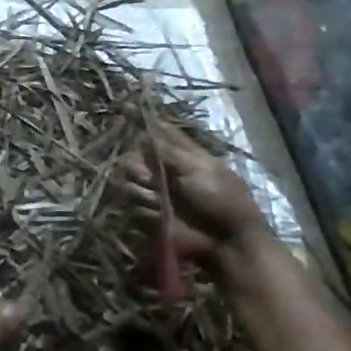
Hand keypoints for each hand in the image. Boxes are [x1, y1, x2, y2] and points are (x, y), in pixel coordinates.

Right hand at [119, 125, 272, 256]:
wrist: (226, 241)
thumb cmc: (221, 199)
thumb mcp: (198, 168)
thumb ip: (167, 149)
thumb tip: (143, 129)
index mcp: (183, 154)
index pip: (158, 130)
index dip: (142, 119)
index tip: (124, 108)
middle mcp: (165, 170)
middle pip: (134, 156)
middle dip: (138, 166)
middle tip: (151, 177)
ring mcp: (155, 192)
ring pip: (127, 181)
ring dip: (142, 191)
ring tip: (160, 201)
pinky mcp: (148, 214)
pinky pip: (130, 204)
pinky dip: (145, 209)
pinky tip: (160, 215)